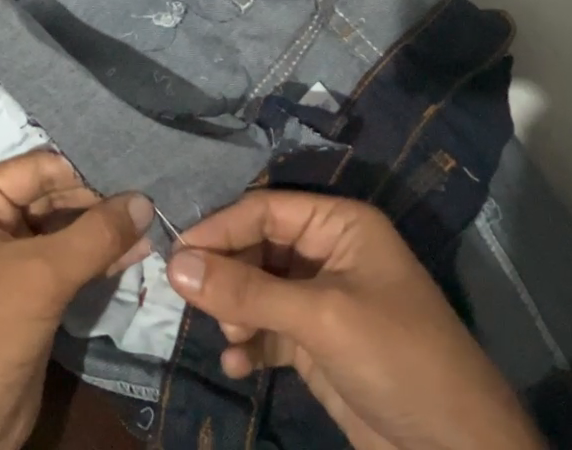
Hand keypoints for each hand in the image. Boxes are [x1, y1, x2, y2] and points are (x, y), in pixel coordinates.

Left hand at [0, 151, 153, 449]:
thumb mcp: (41, 276)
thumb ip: (96, 233)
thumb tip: (147, 198)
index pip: (38, 169)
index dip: (88, 171)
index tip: (139, 172)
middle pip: (51, 197)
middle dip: (100, 202)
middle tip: (154, 200)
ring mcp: (3, 259)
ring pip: (62, 231)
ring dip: (104, 232)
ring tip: (154, 226)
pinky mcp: (23, 294)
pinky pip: (64, 263)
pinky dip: (96, 259)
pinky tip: (136, 254)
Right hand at [167, 191, 542, 449]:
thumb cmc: (398, 360)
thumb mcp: (320, 318)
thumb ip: (246, 291)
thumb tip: (174, 264)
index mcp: (340, 225)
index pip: (264, 210)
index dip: (219, 228)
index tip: (174, 256)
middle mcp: (328, 253)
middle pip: (255, 247)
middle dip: (226, 274)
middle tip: (193, 301)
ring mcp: (322, 299)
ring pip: (256, 289)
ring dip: (235, 310)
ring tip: (232, 336)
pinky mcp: (317, 343)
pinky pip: (267, 328)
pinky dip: (249, 341)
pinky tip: (238, 362)